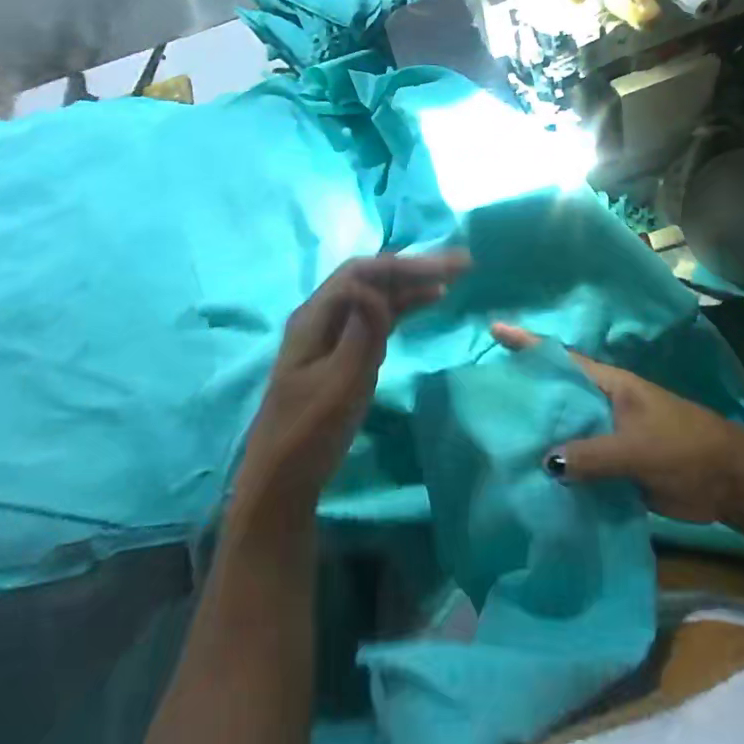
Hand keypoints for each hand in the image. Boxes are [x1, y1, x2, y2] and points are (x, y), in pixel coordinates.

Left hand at [239, 253, 468, 506]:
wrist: (283, 478)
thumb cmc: (309, 434)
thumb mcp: (338, 386)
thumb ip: (360, 336)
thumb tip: (376, 290)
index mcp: (314, 318)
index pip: (362, 274)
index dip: (404, 266)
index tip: (445, 272)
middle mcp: (322, 317)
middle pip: (371, 278)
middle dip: (414, 268)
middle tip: (461, 265)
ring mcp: (333, 334)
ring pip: (376, 296)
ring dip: (412, 284)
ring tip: (453, 279)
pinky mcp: (344, 353)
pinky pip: (377, 317)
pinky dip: (404, 307)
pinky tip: (428, 303)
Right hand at [491, 323, 743, 523]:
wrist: (728, 483)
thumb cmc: (685, 449)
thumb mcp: (637, 448)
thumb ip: (592, 455)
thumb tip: (544, 462)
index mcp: (611, 385)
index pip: (563, 359)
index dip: (529, 344)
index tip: (494, 330)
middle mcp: (605, 405)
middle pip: (557, 394)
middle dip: (524, 393)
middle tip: (480, 396)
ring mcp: (609, 434)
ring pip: (564, 429)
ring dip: (538, 435)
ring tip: (493, 441)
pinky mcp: (614, 464)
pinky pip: (577, 462)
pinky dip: (557, 468)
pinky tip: (529, 479)